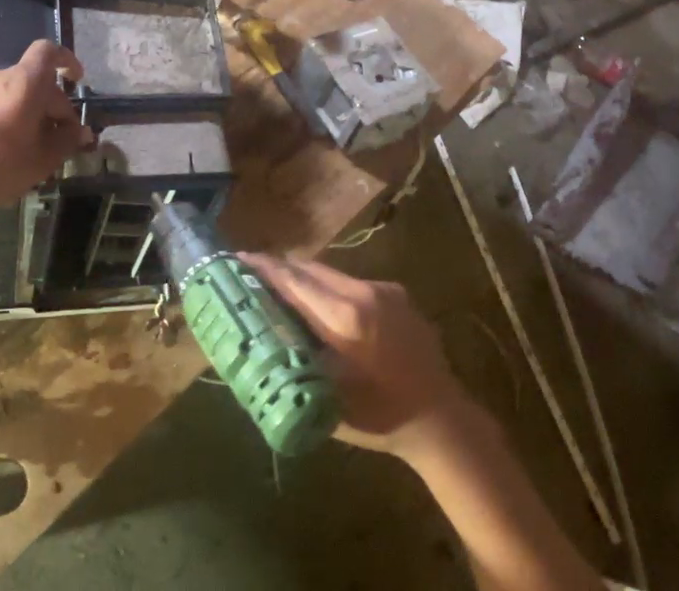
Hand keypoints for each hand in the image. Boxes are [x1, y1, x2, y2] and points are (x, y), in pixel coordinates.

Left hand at [0, 40, 93, 222]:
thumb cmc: (2, 165)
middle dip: (53, 104)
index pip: (48, 51)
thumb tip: (81, 132)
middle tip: (62, 137)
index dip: (66, 60)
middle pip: (35, 79)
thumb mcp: (44, 158)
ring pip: (15, 92)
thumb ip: (68, 139)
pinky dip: (11, 115)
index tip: (76, 80)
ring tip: (36, 145)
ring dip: (32, 111)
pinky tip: (10, 146)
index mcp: (24, 82)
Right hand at [243, 253, 479, 462]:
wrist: (442, 420)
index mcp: (345, 318)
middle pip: (310, 270)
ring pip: (331, 275)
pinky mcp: (397, 295)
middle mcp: (364, 293)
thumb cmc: (379, 417)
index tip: (236, 258)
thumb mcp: (324, 397)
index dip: (263, 268)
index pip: (294, 281)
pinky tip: (322, 312)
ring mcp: (384, 290)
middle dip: (279, 271)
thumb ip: (291, 365)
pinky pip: (352, 285)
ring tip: (281, 293)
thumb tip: (254, 347)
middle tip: (250, 276)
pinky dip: (329, 291)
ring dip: (305, 281)